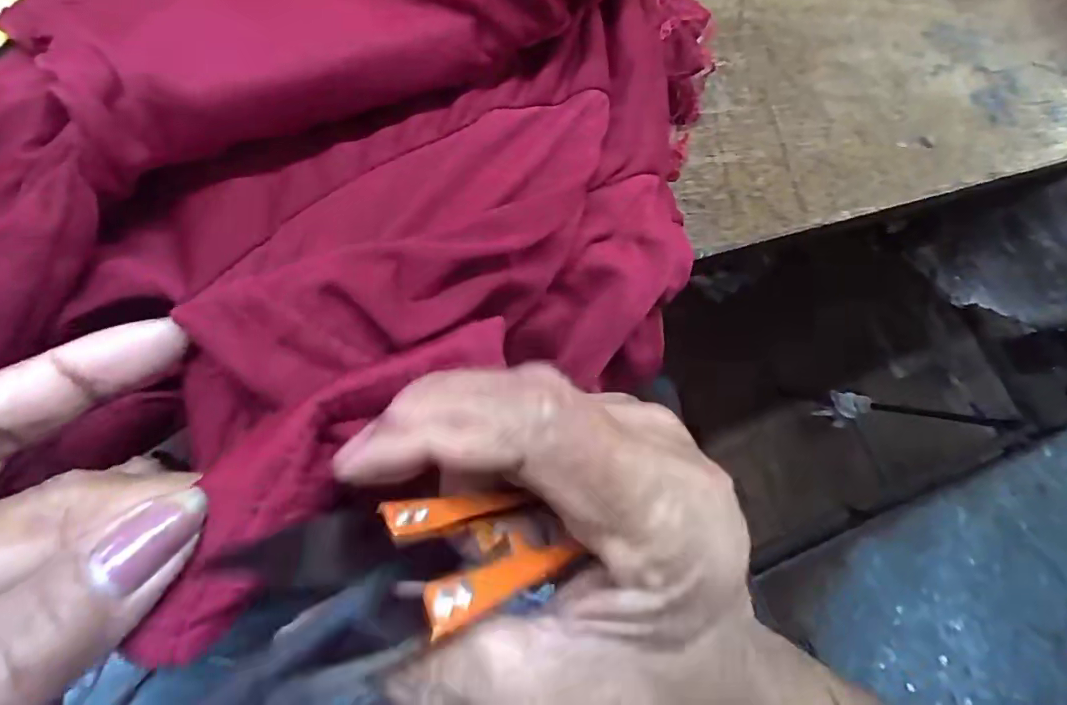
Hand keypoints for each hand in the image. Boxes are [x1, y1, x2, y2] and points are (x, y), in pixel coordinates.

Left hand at [0, 319, 207, 704]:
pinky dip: (131, 592)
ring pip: (63, 560)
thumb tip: (175, 523)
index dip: (65, 377)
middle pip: (26, 504)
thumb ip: (10, 653)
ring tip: (240, 509)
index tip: (173, 335)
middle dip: (137, 480)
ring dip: (150, 538)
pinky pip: (66, 615)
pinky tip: (196, 565)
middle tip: (249, 457)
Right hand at [332, 365, 874, 704]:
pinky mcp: (622, 422)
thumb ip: (446, 654)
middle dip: (434, 415)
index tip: (358, 461)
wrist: (712, 662)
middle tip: (357, 468)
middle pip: (537, 394)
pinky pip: (539, 408)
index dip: (449, 426)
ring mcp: (644, 420)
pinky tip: (454, 475)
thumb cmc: (642, 686)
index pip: (552, 426)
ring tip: (399, 477)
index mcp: (665, 506)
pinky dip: (481, 432)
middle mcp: (660, 440)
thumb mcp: (542, 690)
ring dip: (454, 422)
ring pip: (532, 391)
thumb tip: (354, 602)